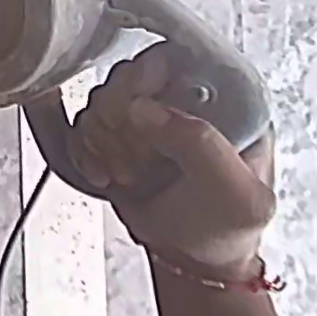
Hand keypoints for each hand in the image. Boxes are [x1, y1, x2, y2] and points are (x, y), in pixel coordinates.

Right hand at [71, 43, 275, 279]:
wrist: (191, 258)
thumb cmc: (226, 227)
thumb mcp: (234, 193)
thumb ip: (200, 145)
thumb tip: (143, 109)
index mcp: (223, 100)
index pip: (174, 57)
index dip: (147, 78)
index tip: (138, 113)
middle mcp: (180, 99)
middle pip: (127, 78)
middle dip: (122, 124)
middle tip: (140, 159)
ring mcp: (145, 115)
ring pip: (100, 101)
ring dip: (105, 142)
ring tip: (130, 174)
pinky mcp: (115, 132)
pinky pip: (81, 124)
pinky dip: (86, 151)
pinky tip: (106, 174)